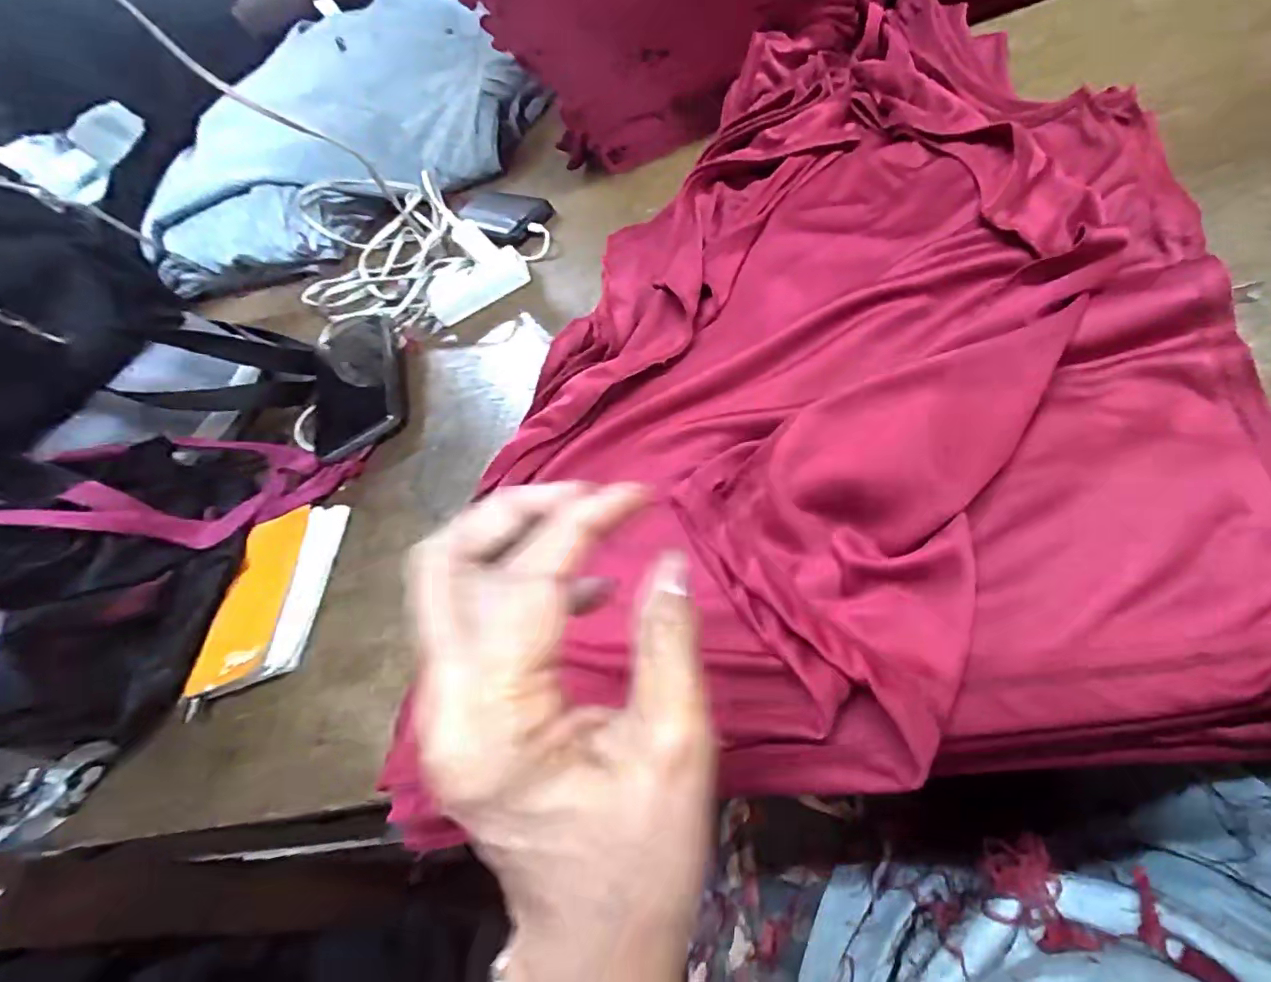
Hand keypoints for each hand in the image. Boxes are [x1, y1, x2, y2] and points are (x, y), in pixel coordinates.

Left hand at [408, 483, 714, 981]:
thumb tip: (669, 561)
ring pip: (446, 586)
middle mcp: (447, 709)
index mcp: (498, 721)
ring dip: (514, 537)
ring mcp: (445, 712)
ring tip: (592, 521)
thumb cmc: (643, 849)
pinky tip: (584, 588)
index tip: (640, 493)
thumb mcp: (676, 741)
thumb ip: (667, 641)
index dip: (583, 523)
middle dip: (515, 511)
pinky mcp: (465, 713)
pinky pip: (473, 618)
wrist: (593, 933)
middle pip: (440, 568)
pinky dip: (521, 578)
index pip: (526, 584)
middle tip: (591, 492)